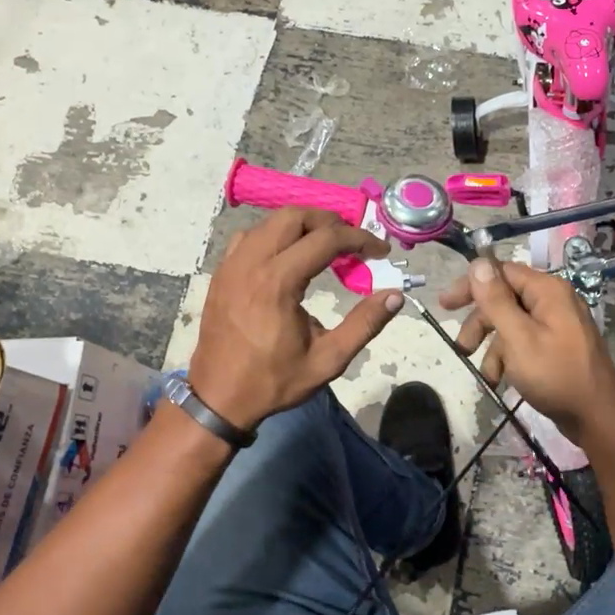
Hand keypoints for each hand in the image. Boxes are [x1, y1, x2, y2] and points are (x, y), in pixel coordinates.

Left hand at [187, 208, 404, 429]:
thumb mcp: (329, 360)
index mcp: (277, 284)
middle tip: (353, 242)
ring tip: (326, 246)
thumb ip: (364, 324)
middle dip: (331, 221)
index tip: (381, 252)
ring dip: (303, 225)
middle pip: (295, 216)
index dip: (359, 239)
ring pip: (270, 221)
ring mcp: (231, 265)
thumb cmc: (275, 381)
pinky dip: (276, 235)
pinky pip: (250, 236)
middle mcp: (251, 264)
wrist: (218, 398)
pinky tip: (291, 256)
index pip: (326, 239)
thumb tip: (395, 296)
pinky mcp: (222, 272)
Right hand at [440, 259, 614, 443]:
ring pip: (512, 324)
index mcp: (548, 290)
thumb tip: (478, 262)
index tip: (445, 305)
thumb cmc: (555, 374)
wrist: (596, 416)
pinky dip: (510, 358)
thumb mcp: (518, 338)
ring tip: (488, 375)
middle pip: (505, 299)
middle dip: (481, 323)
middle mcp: (554, 300)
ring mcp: (558, 324)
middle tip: (463, 347)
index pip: (502, 272)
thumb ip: (496, 300)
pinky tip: (503, 380)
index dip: (471, 285)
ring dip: (494, 348)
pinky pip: (526, 342)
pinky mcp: (558, 347)